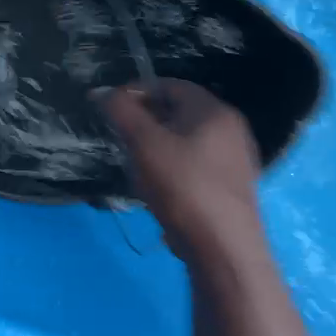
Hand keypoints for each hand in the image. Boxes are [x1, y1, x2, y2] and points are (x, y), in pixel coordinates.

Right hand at [101, 80, 263, 262]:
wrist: (223, 249)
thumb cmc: (182, 186)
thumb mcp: (143, 142)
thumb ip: (120, 110)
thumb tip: (100, 91)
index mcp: (215, 112)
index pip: (169, 85)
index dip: (136, 91)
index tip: (111, 109)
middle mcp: (231, 130)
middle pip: (177, 111)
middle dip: (143, 119)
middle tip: (119, 134)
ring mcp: (234, 160)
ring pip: (183, 138)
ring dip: (154, 144)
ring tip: (133, 161)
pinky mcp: (230, 186)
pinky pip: (193, 162)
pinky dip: (170, 165)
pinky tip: (155, 185)